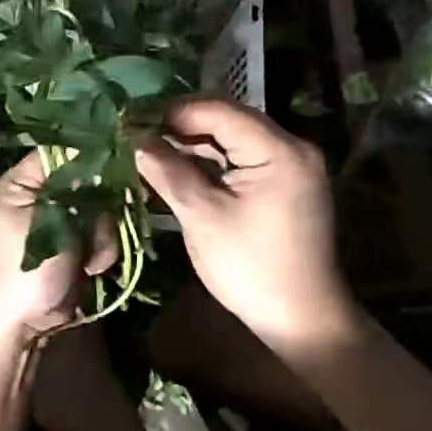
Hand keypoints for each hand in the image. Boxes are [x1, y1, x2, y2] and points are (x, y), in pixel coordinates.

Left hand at [0, 152, 115, 350]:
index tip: (120, 162)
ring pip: (106, 207)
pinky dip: (105, 251)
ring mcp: (66, 216)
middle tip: (92, 232)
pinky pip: (108, 232)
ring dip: (103, 236)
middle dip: (101, 209)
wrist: (24, 321)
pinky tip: (92, 268)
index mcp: (26, 178)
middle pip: (93, 177)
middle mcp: (46, 190)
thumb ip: (70, 183)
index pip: (66, 147)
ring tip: (88, 261)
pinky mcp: (83, 239)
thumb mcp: (44, 220)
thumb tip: (100, 148)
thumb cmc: (24, 267)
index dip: (94, 153)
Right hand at [134, 98, 354, 346]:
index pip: (218, 110)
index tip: (130, 119)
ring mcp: (288, 165)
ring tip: (146, 145)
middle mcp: (290, 147)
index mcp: (279, 150)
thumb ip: (168, 171)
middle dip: (178, 123)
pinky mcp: (281, 183)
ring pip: (230, 138)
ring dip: (190, 141)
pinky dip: (207, 160)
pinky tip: (174, 164)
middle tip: (134, 131)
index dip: (171, 111)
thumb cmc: (251, 267)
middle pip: (226, 119)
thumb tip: (135, 141)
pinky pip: (239, 158)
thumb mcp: (202, 217)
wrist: (301, 320)